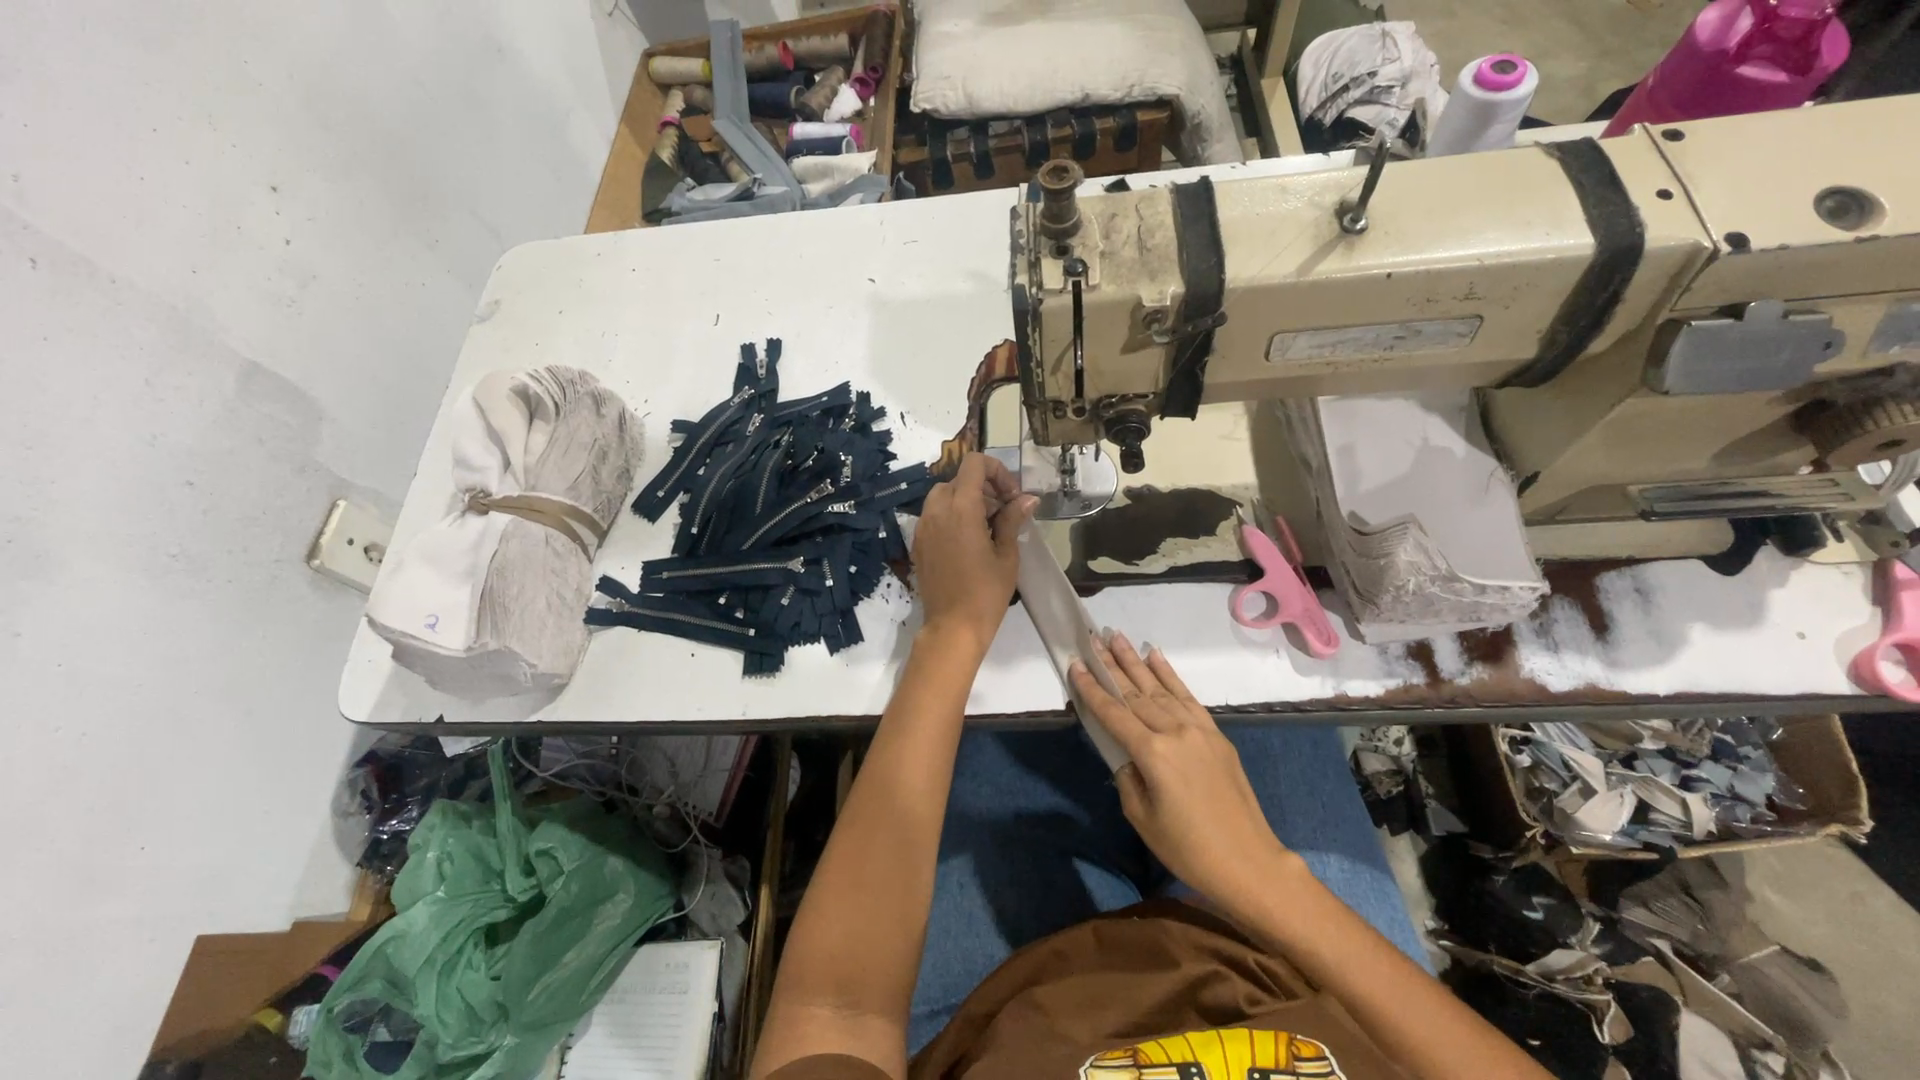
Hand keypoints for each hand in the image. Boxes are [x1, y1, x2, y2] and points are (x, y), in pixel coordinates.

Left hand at [912, 453, 1037, 657]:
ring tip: (986, 527)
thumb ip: (1012, 520)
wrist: (952, 626)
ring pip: (942, 496)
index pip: (974, 464)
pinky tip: (968, 541)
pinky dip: (951, 516)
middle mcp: (936, 511)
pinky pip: (933, 516)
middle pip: (958, 480)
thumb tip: (1027, 499)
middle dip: (983, 488)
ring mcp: (923, 527)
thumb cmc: (986, 592)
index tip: (1011, 497)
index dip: (997, 472)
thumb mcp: (1006, 554)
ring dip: (966, 501)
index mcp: (960, 508)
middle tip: (1003, 512)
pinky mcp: (918, 543)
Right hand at [1070, 633, 1298, 915]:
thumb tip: (1125, 754)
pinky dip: (1170, 675)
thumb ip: (1127, 776)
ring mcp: (1199, 730)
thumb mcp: (1141, 816)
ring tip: (1117, 637)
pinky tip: (1155, 657)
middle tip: (1092, 637)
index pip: (1113, 713)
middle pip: (1135, 693)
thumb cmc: (1186, 848)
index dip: (1091, 689)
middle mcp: (1175, 731)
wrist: (1246, 860)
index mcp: (1153, 753)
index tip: (1074, 664)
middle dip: (1111, 665)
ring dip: (1136, 662)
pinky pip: (1188, 697)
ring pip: (1160, 688)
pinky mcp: (1216, 734)